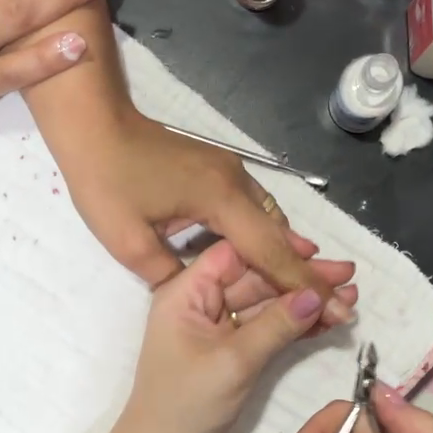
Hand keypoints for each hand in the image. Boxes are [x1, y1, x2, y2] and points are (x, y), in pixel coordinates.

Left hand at [59, 115, 350, 325]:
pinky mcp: (219, 170)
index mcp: (220, 200)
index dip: (299, 284)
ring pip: (271, 219)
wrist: (93, 123)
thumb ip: (170, 275)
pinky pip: (256, 208)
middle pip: (281, 234)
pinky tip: (274, 252)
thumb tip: (198, 293)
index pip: (269, 251)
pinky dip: (270, 234)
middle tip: (339, 298)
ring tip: (315, 282)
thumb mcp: (128, 242)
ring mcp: (230, 172)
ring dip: (290, 251)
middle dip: (308, 270)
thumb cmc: (105, 181)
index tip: (331, 308)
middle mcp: (236, 183)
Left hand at [109, 236, 358, 432]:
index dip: (276, 248)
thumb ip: (276, 324)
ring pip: (268, 302)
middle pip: (257, 276)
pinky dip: (297, 324)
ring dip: (307, 302)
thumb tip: (318, 293)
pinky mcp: (232, 347)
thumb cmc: (186, 405)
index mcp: (186, 291)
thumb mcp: (234, 362)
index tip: (318, 254)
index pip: (236, 254)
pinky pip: (268, 326)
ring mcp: (218, 325)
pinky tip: (329, 320)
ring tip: (351, 299)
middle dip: (302, 279)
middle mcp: (201, 300)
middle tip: (349, 275)